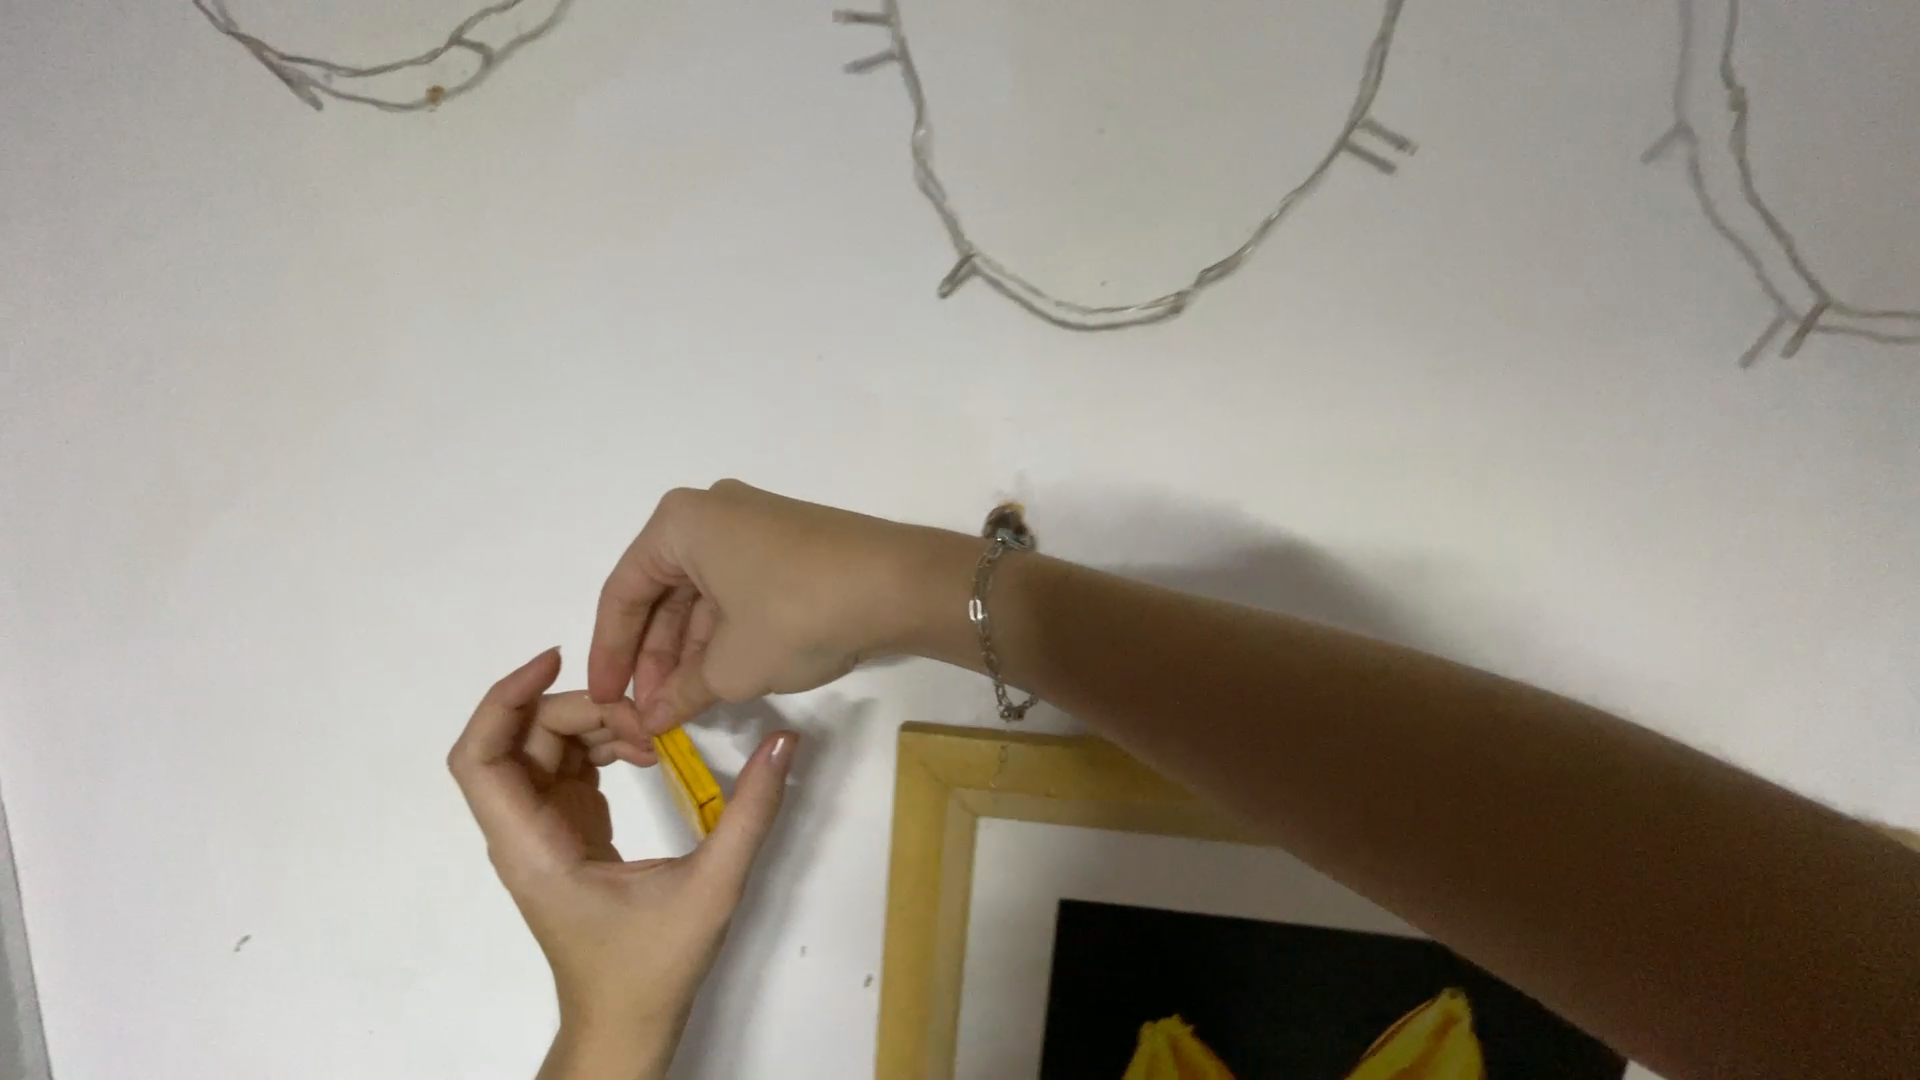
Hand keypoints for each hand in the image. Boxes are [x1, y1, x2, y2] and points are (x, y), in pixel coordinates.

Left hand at [449, 647, 797, 1078]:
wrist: (626, 1026)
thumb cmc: (653, 966)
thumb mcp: (713, 885)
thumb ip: (752, 810)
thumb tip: (785, 739)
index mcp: (533, 845)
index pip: (481, 759)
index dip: (503, 699)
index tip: (557, 658)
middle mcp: (525, 832)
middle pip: (519, 741)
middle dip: (579, 708)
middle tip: (645, 710)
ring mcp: (544, 831)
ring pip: (542, 750)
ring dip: (592, 724)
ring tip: (654, 729)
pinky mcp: (568, 832)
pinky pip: (567, 768)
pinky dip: (601, 744)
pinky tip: (648, 750)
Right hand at [586, 480, 972, 743]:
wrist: (901, 584)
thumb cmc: (797, 613)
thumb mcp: (731, 664)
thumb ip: (681, 692)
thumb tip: (654, 719)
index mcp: (682, 523)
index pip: (624, 592)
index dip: (610, 654)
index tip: (606, 701)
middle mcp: (716, 513)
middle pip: (665, 594)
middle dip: (656, 658)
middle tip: (651, 714)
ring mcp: (759, 526)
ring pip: (705, 596)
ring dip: (692, 652)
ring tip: (684, 706)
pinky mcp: (793, 546)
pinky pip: (740, 592)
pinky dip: (727, 635)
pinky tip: (723, 678)